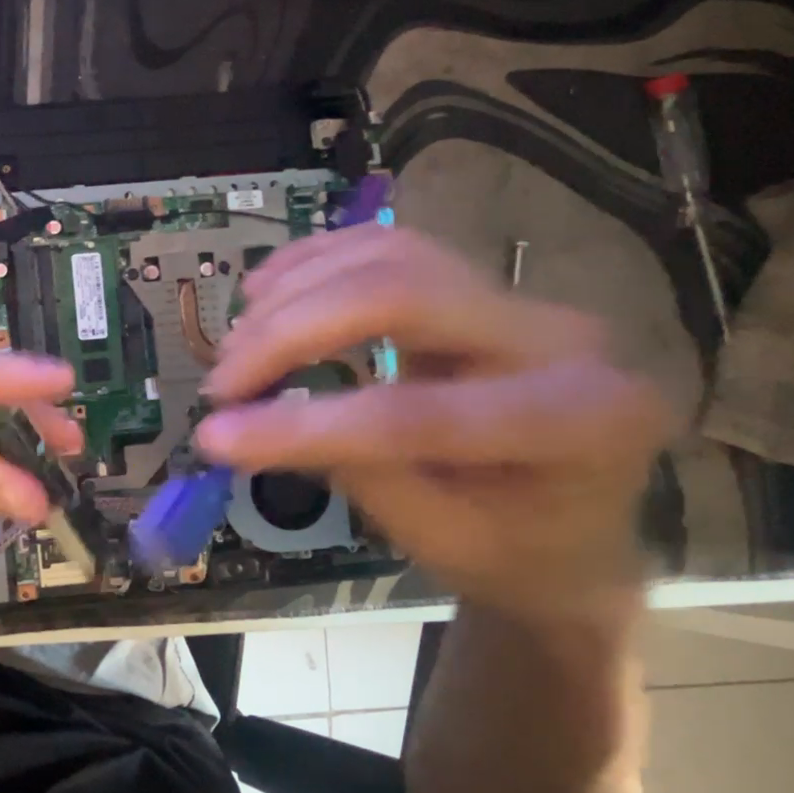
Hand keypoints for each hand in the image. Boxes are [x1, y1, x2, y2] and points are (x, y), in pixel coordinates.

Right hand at [198, 228, 678, 622]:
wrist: (572, 525)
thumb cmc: (512, 547)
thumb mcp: (441, 538)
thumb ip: (356, 475)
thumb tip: (240, 430)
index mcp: (579, 422)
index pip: (416, 412)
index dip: (303, 424)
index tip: (214, 438)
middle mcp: (560, 338)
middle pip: (400, 295)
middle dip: (288, 334)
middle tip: (222, 383)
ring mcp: (517, 298)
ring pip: (386, 257)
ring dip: (290, 294)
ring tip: (234, 346)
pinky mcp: (473, 282)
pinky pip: (384, 245)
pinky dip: (310, 261)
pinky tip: (261, 291)